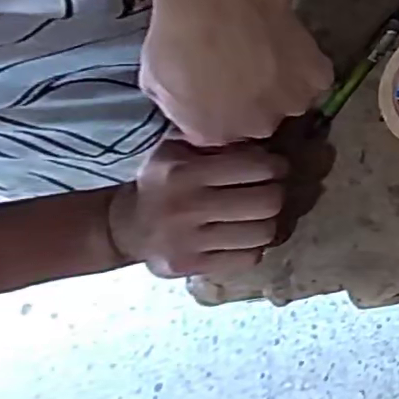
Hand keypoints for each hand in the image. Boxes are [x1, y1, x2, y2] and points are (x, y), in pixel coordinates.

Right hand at [106, 136, 288, 277]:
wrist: (122, 227)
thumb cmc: (166, 180)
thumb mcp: (181, 148)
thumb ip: (221, 138)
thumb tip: (269, 130)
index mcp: (183, 172)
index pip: (262, 167)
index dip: (276, 166)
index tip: (272, 168)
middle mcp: (183, 207)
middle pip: (269, 201)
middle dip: (276, 194)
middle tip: (268, 192)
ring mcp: (184, 242)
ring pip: (264, 232)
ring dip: (267, 223)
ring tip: (255, 216)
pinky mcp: (189, 268)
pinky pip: (249, 259)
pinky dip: (252, 248)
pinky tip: (240, 237)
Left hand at [141, 0, 332, 146]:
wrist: (224, 0)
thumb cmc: (178, 38)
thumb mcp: (156, 81)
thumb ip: (180, 107)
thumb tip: (194, 109)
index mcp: (213, 135)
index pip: (216, 135)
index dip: (213, 113)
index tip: (211, 92)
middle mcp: (259, 128)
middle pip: (258, 123)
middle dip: (250, 105)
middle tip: (242, 74)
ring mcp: (294, 105)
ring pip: (289, 103)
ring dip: (282, 90)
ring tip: (268, 61)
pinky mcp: (320, 80)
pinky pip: (313, 82)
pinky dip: (304, 72)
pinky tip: (289, 53)